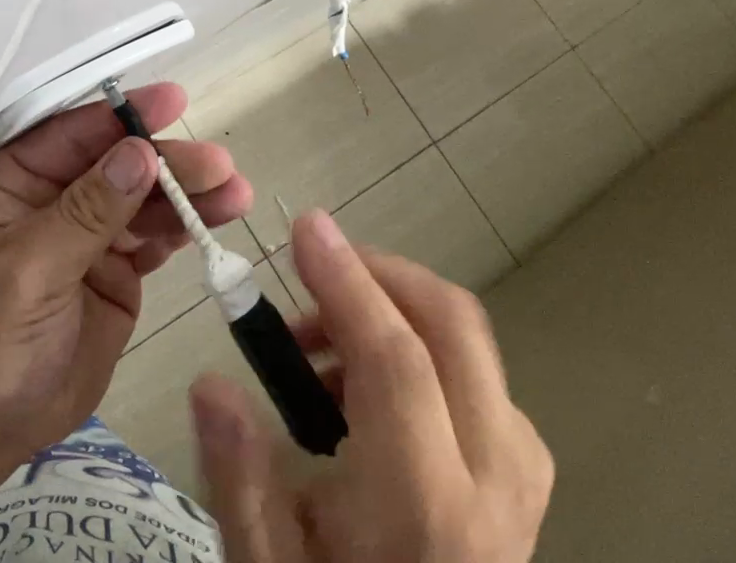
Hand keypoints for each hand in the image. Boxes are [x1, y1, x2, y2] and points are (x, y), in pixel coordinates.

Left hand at [0, 82, 252, 487]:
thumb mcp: (31, 269)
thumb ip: (86, 212)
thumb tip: (139, 152)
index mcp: (13, 182)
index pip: (70, 134)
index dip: (119, 115)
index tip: (173, 100)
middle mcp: (51, 198)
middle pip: (115, 163)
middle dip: (165, 160)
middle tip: (219, 165)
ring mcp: (86, 234)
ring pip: (141, 198)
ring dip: (186, 193)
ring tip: (234, 192)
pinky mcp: (114, 270)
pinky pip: (153, 237)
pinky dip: (183, 228)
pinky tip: (214, 221)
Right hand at [190, 213, 551, 561]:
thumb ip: (238, 472)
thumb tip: (210, 380)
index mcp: (424, 507)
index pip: (396, 361)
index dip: (348, 284)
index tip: (305, 230)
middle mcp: (494, 479)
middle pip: (453, 328)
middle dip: (378, 274)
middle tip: (306, 275)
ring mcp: (522, 473)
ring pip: (468, 344)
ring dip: (391, 312)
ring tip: (314, 350)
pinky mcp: (525, 472)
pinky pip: (476, 373)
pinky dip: (416, 345)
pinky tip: (359, 387)